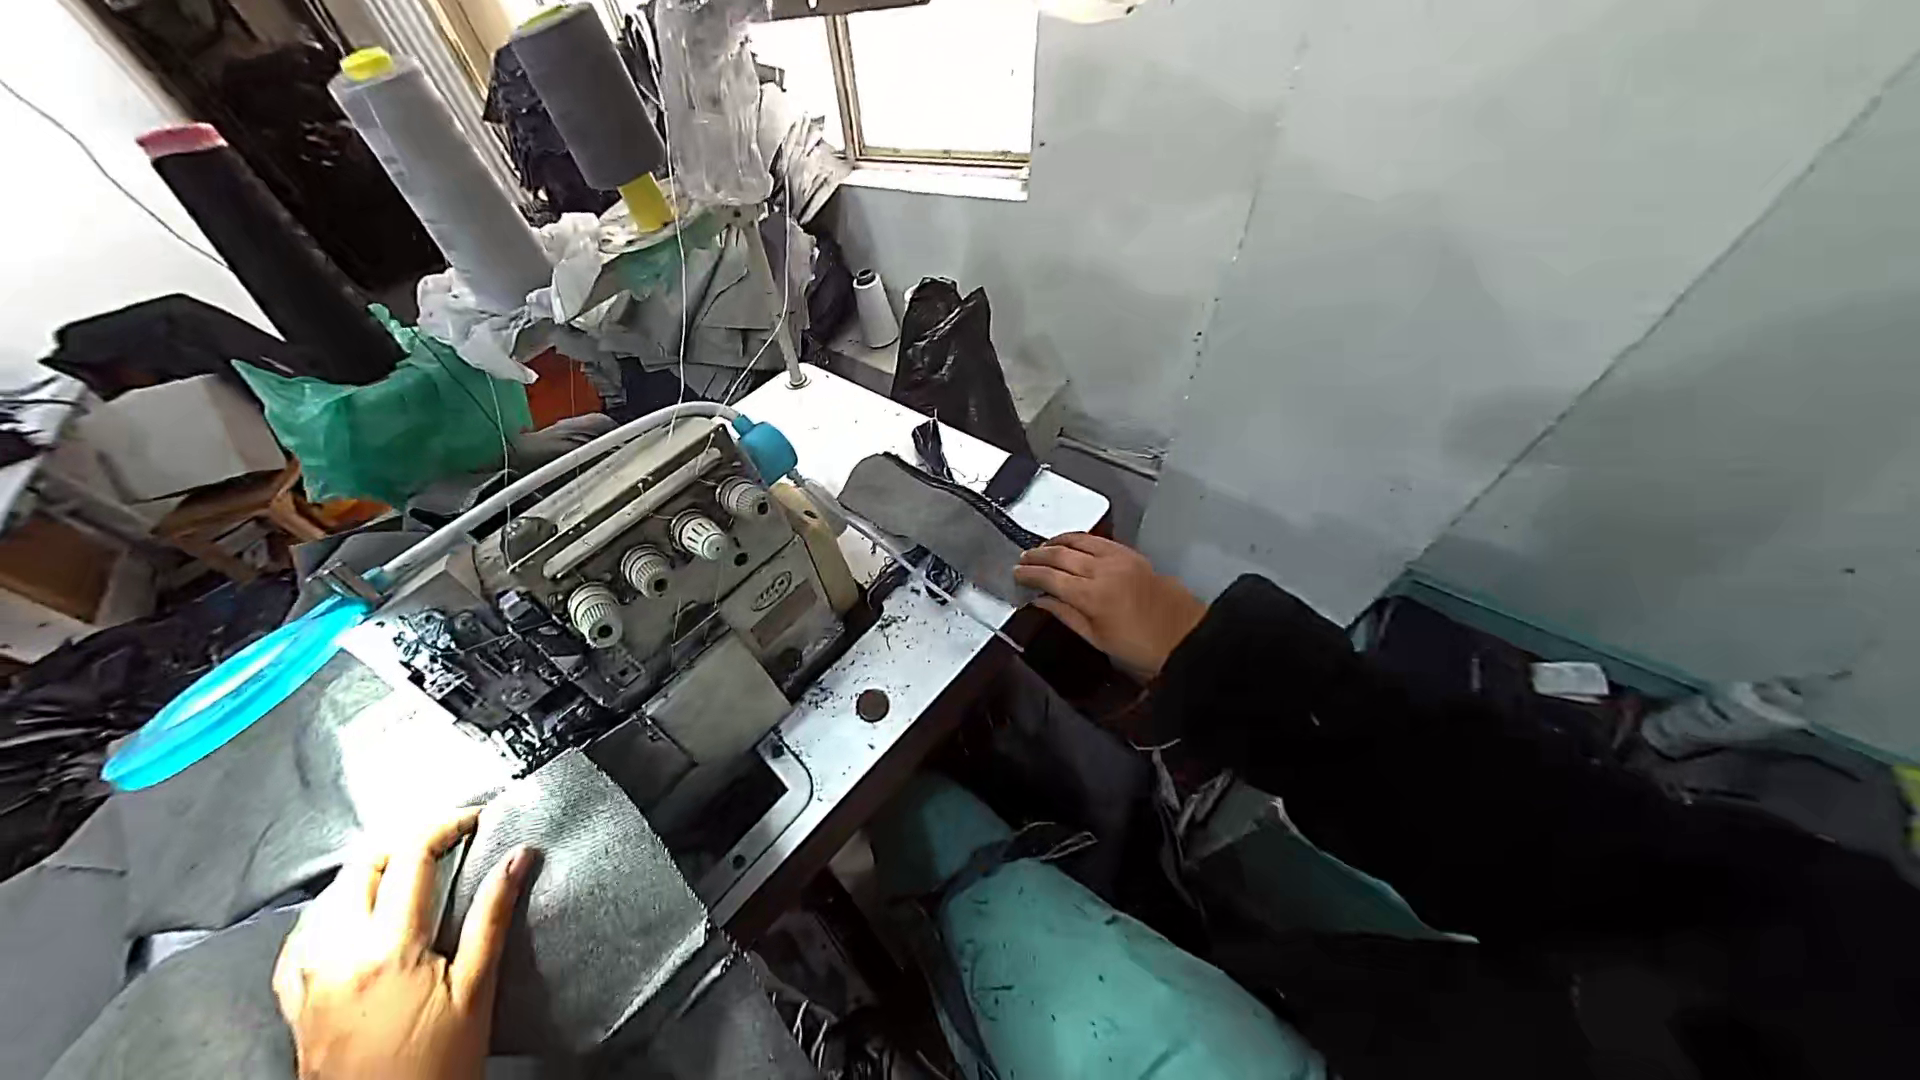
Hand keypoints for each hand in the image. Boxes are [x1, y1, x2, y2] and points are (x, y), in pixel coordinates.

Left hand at [273, 809, 533, 1079]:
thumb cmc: (437, 1064)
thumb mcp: (477, 986)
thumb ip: (493, 914)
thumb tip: (518, 857)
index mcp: (387, 949)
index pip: (412, 857)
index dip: (447, 825)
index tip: (475, 818)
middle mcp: (337, 957)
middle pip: (361, 868)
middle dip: (406, 838)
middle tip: (446, 834)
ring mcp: (309, 982)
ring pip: (326, 898)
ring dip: (369, 868)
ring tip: (409, 862)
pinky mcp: (297, 1005)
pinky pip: (299, 940)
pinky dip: (330, 909)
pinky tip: (351, 911)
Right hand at [1013, 532, 1206, 677]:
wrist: (1184, 636)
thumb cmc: (1141, 646)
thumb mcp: (1096, 638)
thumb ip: (1065, 615)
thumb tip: (1041, 601)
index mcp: (1092, 596)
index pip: (1050, 577)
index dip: (1030, 574)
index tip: (1017, 574)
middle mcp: (1103, 571)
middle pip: (1060, 554)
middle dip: (1038, 555)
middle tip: (1023, 559)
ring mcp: (1118, 559)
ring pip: (1078, 541)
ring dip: (1055, 542)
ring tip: (1041, 548)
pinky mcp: (1131, 554)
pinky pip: (1097, 539)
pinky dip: (1078, 539)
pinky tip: (1070, 543)